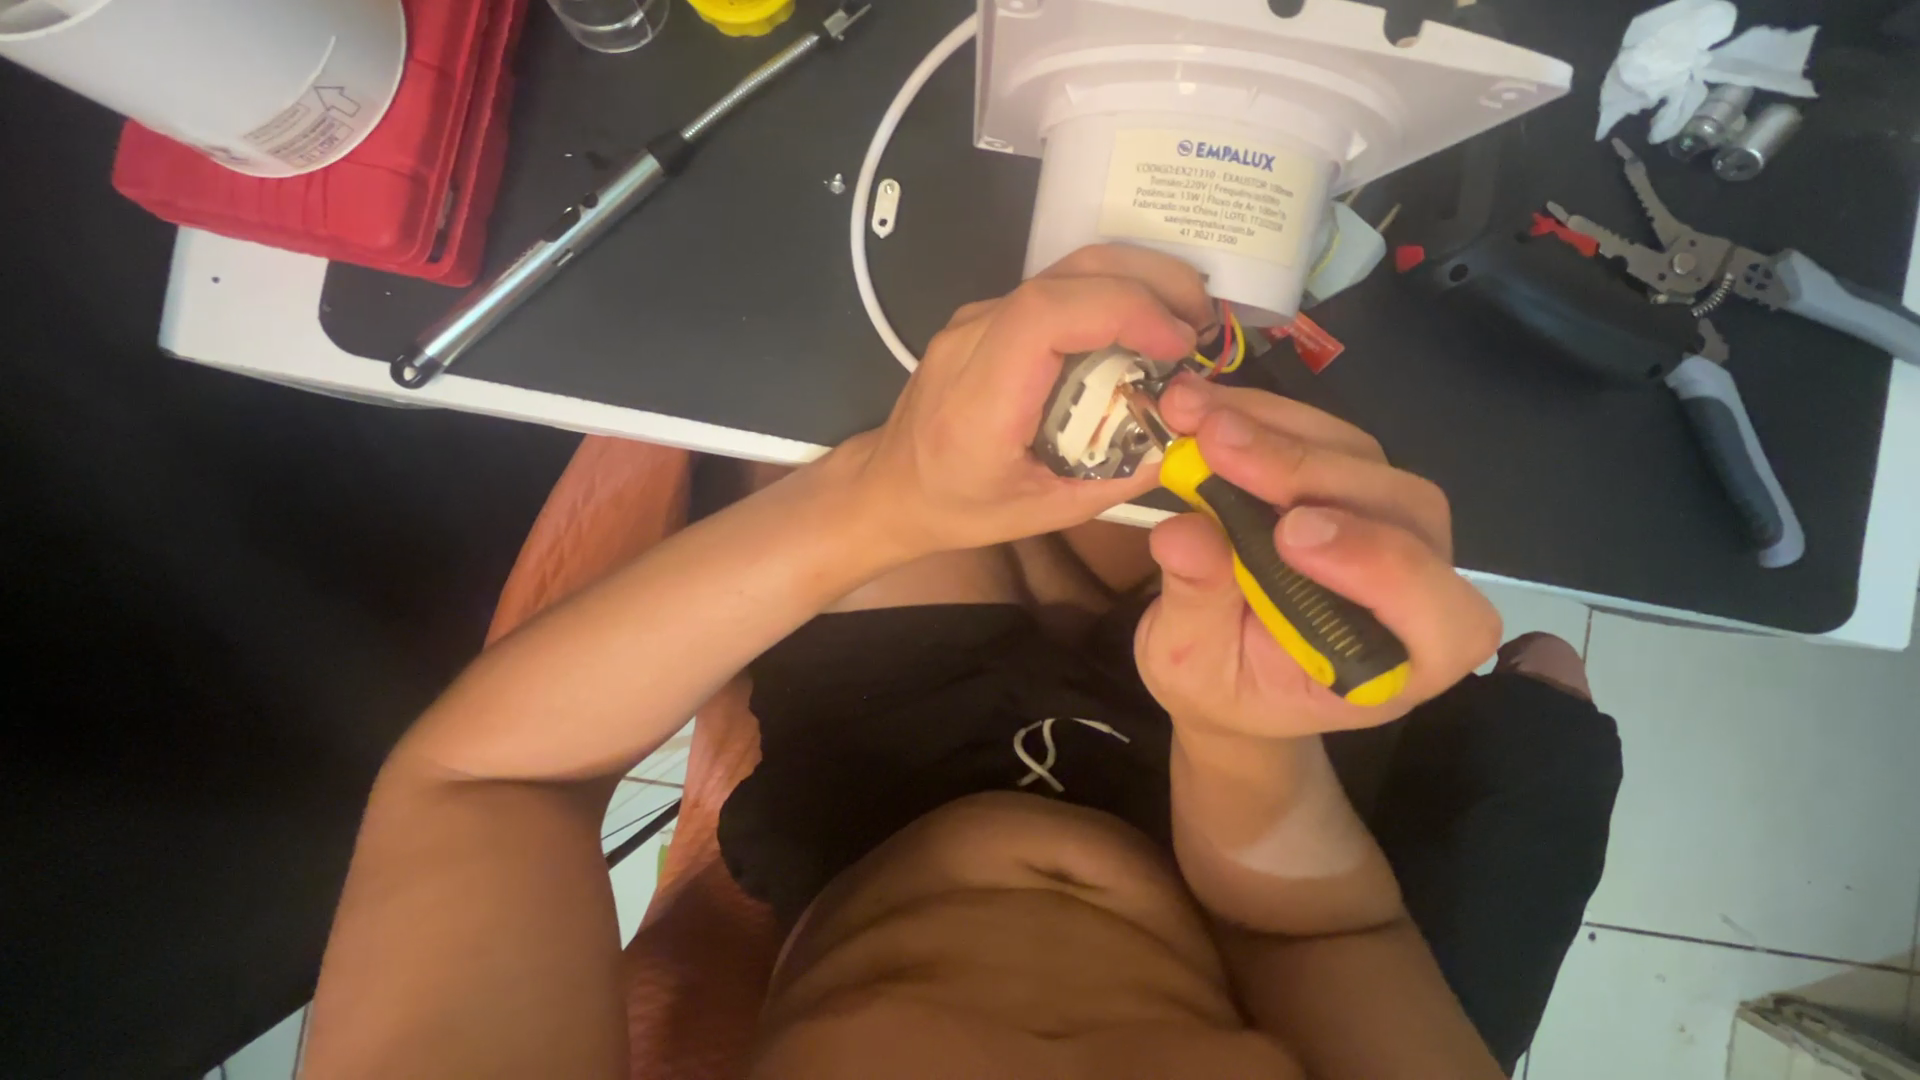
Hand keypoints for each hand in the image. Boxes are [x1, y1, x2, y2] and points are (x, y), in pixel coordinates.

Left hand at [842, 245, 1213, 555]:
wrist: (891, 486)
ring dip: (1134, 281)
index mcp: (980, 397)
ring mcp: (976, 320)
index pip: (1047, 313)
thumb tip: (1184, 436)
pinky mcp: (987, 318)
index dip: (1122, 309)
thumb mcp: (1043, 511)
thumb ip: (1116, 477)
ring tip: (1182, 320)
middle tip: (1202, 319)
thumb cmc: (958, 507)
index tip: (1177, 342)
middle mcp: (972, 339)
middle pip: (1066, 274)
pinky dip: (1107, 296)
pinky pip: (1055, 290)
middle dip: (1148, 281)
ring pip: (1064, 270)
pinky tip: (1139, 328)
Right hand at [1134, 378, 1501, 740]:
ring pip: (1359, 456)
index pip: (1441, 619)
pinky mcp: (1344, 482)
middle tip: (1216, 442)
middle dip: (1302, 471)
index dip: (1380, 566)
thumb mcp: (1192, 666)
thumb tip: (1182, 532)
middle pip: (1397, 511)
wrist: (1222, 663)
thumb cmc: (1222, 686)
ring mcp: (1383, 524)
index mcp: (1403, 661)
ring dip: (1273, 427)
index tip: (1289, 536)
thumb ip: (1198, 605)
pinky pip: (1319, 435)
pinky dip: (1259, 415)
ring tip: (1192, 414)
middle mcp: (1415, 586)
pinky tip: (1203, 406)